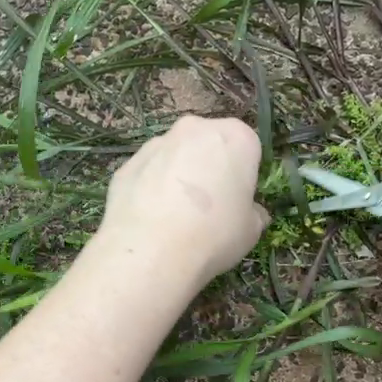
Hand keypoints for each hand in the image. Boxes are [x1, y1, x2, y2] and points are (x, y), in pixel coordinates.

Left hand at [93, 116, 268, 285]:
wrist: (150, 251)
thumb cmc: (214, 235)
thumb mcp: (251, 231)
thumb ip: (254, 213)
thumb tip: (253, 213)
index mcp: (235, 137)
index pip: (248, 147)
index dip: (245, 175)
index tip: (239, 199)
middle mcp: (195, 129)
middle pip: (209, 144)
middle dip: (210, 168)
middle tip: (209, 207)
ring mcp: (156, 143)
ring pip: (175, 156)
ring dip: (179, 176)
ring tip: (175, 216)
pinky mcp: (127, 163)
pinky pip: (148, 172)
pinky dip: (151, 188)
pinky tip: (151, 218)